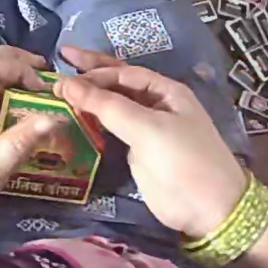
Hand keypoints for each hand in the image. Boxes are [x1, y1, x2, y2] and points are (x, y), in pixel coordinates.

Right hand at [55, 46, 247, 240]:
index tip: (63, 76)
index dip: (94, 72)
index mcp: (165, 91)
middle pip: (118, 82)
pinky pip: (112, 127)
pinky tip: (75, 115)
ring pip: (113, 105)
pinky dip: (93, 119)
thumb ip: (107, 106)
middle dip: (90, 71)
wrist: (208, 210)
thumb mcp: (147, 128)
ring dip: (89, 97)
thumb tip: (67, 84)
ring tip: (59, 88)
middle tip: (60, 57)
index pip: (123, 73)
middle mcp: (156, 105)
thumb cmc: (183, 161)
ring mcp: (146, 128)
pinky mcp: (138, 150)